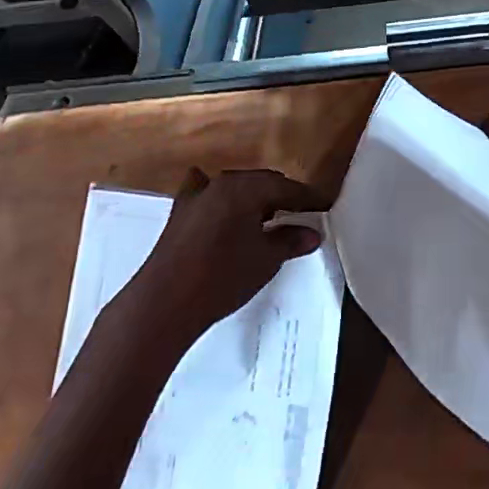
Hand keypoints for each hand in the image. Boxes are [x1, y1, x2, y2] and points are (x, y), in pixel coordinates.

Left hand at [133, 168, 329, 334]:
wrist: (164, 304)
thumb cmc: (222, 276)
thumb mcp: (266, 259)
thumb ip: (290, 240)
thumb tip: (311, 234)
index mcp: (246, 187)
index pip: (287, 187)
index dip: (307, 198)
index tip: (324, 206)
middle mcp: (221, 183)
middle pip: (261, 183)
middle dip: (281, 197)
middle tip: (300, 214)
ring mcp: (196, 197)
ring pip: (234, 189)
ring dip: (253, 200)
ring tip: (268, 218)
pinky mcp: (179, 215)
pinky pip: (207, 197)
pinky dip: (221, 202)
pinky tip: (223, 209)